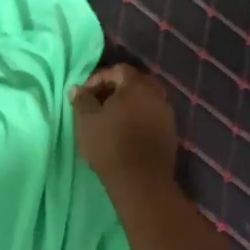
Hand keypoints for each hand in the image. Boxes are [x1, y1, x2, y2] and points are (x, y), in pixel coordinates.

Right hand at [71, 64, 179, 189]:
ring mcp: (167, 114)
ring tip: (111, 118)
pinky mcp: (170, 133)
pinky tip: (126, 131)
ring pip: (146, 100)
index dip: (99, 77)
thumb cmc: (110, 144)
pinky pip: (152, 116)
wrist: (140, 180)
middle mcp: (157, 95)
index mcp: (137, 86)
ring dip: (129, 104)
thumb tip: (78, 88)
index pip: (119, 69)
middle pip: (136, 82)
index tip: (85, 94)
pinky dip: (139, 117)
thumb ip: (82, 100)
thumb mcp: (86, 121)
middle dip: (116, 89)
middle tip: (99, 102)